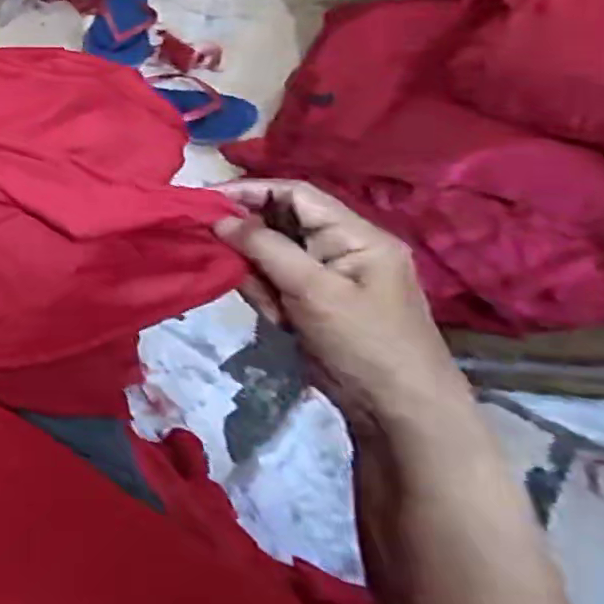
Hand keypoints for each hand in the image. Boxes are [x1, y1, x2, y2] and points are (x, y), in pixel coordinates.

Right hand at [212, 179, 471, 435]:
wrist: (398, 413)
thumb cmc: (364, 342)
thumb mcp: (312, 289)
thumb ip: (263, 247)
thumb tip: (218, 217)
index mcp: (355, 235)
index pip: (295, 194)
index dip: (248, 190)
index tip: (205, 199)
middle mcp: (340, 247)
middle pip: (277, 222)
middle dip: (247, 238)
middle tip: (218, 251)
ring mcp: (325, 275)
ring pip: (268, 253)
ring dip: (255, 274)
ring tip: (269, 306)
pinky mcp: (311, 299)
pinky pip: (272, 280)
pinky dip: (263, 294)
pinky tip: (278, 319)